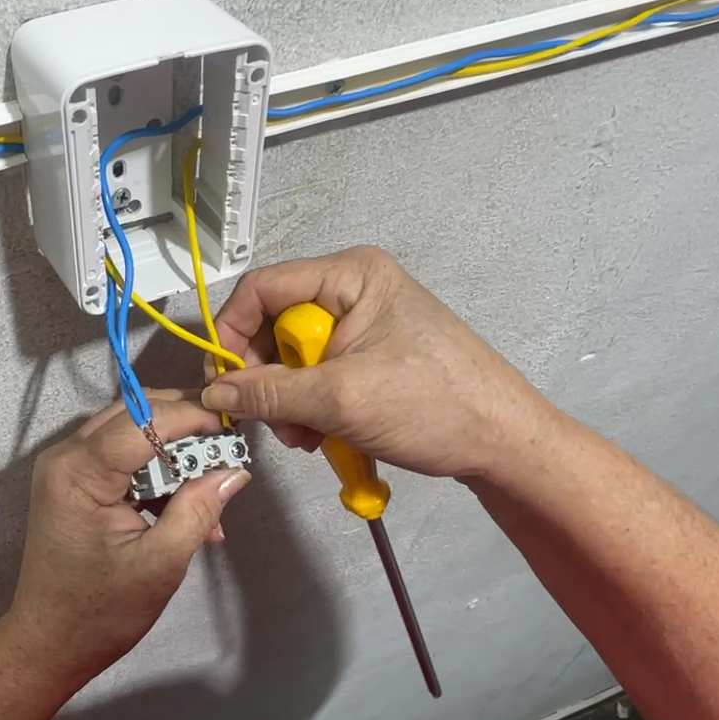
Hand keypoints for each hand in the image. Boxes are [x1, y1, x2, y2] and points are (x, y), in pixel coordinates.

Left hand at [6, 392, 250, 688]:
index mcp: (79, 473)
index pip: (141, 421)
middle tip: (229, 437)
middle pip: (132, 414)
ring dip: (171, 444)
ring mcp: (66, 467)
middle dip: (183, 420)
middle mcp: (66, 457)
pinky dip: (155, 466)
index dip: (188, 416)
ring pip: (128, 429)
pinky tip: (188, 497)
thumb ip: (198, 510)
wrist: (50, 643)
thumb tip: (236, 472)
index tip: (232, 425)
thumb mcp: (160, 563)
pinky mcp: (73, 481)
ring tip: (214, 470)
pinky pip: (120, 454)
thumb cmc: (101, 611)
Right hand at [200, 245, 551, 478]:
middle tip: (271, 423)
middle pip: (273, 325)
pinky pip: (315, 373)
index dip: (232, 333)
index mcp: (350, 275)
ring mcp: (362, 323)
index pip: (261, 288)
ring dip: (285, 400)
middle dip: (265, 378)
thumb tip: (212, 392)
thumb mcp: (341, 399)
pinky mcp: (368, 354)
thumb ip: (268, 393)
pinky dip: (307, 406)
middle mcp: (352, 289)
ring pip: (291, 356)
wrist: (506, 444)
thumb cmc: (432, 406)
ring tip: (303, 436)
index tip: (221, 382)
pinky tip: (320, 434)